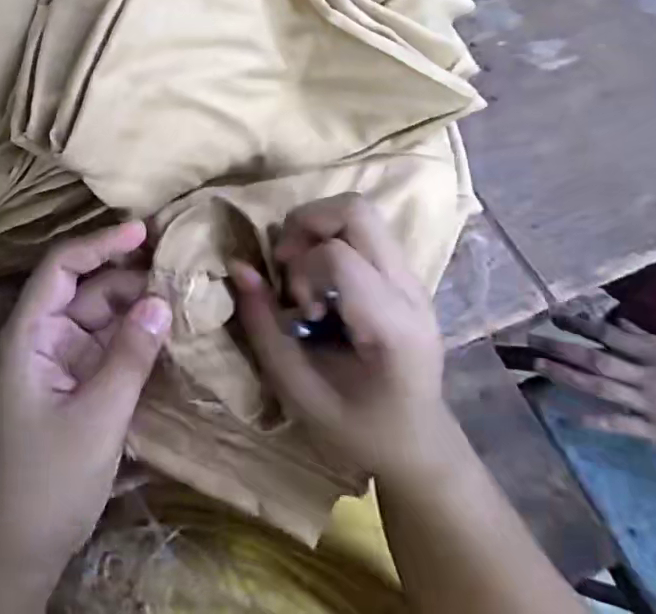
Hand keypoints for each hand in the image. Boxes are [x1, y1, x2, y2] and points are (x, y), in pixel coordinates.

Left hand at [0, 220, 170, 585]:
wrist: (18, 551)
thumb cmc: (47, 481)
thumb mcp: (96, 418)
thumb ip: (130, 356)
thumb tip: (163, 302)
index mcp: (30, 335)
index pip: (61, 268)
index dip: (100, 243)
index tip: (143, 231)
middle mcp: (45, 338)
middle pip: (87, 288)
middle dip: (128, 273)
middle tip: (178, 260)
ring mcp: (63, 361)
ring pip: (103, 316)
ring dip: (138, 303)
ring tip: (184, 290)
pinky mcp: (80, 384)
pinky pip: (110, 346)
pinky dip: (137, 334)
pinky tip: (169, 326)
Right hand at [230, 193, 457, 484]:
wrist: (419, 446)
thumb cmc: (358, 430)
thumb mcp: (299, 391)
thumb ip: (264, 326)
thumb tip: (237, 266)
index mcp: (392, 326)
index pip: (339, 256)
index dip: (302, 271)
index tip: (299, 311)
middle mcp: (410, 290)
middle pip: (357, 210)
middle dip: (306, 222)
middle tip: (286, 263)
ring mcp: (413, 278)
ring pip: (360, 211)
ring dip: (316, 228)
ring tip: (301, 271)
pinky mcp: (405, 275)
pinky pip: (364, 231)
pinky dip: (329, 238)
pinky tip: (319, 280)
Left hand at [526, 317, 655, 477]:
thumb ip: (649, 341)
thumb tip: (616, 321)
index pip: (611, 334)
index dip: (580, 324)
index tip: (554, 316)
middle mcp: (650, 377)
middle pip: (597, 359)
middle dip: (562, 348)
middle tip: (532, 339)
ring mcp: (651, 406)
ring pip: (599, 387)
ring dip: (566, 375)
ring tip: (538, 364)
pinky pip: (617, 424)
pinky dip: (592, 421)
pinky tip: (567, 418)